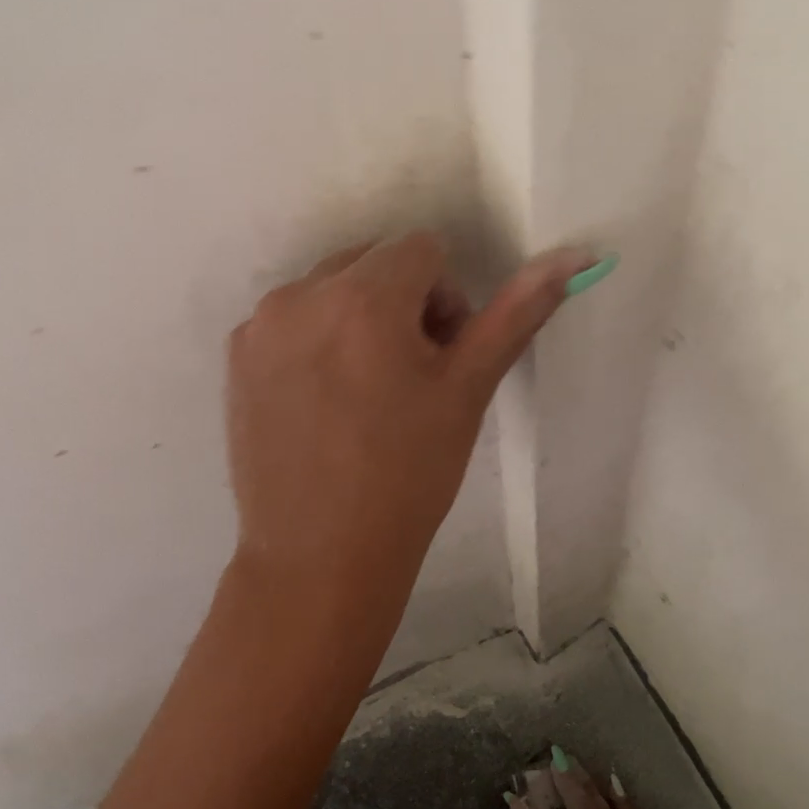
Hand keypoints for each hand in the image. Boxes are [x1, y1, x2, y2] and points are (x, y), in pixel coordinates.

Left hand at [226, 232, 593, 586]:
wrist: (320, 557)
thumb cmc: (408, 476)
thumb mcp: (468, 392)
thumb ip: (515, 314)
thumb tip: (571, 256)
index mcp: (363, 298)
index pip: (423, 251)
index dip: (446, 300)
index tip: (442, 361)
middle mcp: (301, 295)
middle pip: (373, 263)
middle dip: (402, 304)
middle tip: (410, 380)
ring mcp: (260, 327)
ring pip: (330, 290)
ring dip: (358, 321)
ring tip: (367, 396)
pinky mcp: (236, 359)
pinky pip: (291, 322)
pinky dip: (317, 343)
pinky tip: (326, 406)